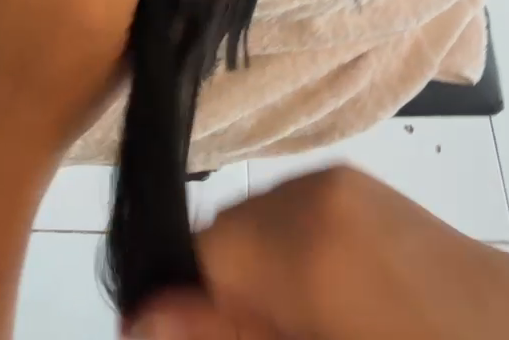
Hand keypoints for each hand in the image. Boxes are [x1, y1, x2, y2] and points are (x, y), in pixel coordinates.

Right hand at [129, 168, 508, 339]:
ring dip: (263, 294)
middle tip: (278, 339)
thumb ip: (233, 338)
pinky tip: (338, 317)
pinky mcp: (367, 193)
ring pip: (257, 237)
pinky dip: (296, 273)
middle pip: (222, 245)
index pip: (190, 257)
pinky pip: (296, 228)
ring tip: (310, 330)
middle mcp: (317, 189)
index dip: (191, 316)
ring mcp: (346, 184)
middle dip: (230, 306)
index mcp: (306, 233)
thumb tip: (142, 315)